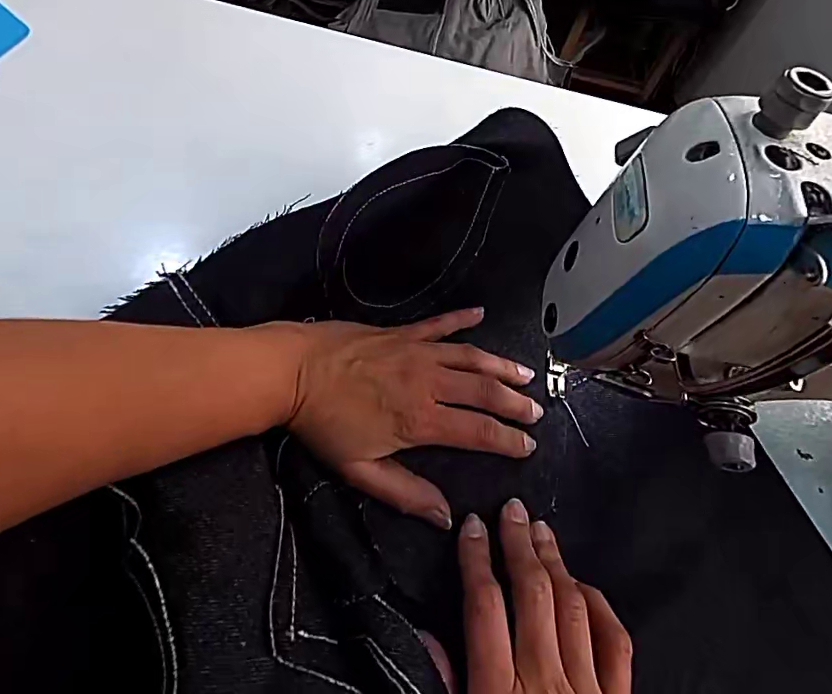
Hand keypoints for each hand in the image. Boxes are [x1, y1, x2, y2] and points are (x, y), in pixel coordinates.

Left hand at [284, 309, 540, 528]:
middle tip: (537, 411)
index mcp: (421, 419)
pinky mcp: (406, 332)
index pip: (478, 431)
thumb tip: (444, 517)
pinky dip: (463, 318)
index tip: (529, 445)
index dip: (508, 440)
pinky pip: (442, 324)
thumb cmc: (325, 424)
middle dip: (515, 403)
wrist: (294, 371)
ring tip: (526, 375)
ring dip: (502, 366)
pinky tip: (481, 314)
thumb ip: (405, 493)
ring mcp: (420, 352)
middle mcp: (430, 382)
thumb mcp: (359, 469)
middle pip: (484, 392)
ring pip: (473, 358)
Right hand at [457, 498, 631, 693]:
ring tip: (541, 532)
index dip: (476, 559)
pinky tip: (583, 586)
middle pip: (533, 592)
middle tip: (513, 510)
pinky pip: (614, 642)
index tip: (473, 527)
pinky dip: (598, 606)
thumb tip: (429, 638)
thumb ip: (446, 686)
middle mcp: (544, 683)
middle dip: (520, 543)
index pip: (485, 606)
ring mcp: (586, 690)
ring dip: (555, 562)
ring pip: (572, 605)